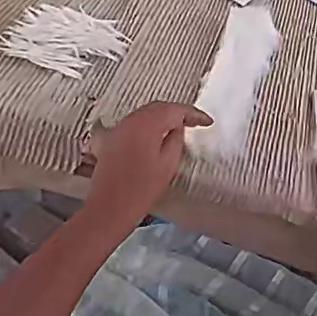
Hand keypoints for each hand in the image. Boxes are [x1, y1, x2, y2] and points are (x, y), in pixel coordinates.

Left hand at [84, 103, 211, 226]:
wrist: (110, 207)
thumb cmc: (141, 189)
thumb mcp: (168, 164)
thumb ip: (176, 140)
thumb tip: (177, 128)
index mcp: (146, 124)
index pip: (175, 110)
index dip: (193, 114)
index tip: (207, 122)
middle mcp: (129, 121)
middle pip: (158, 108)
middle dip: (177, 113)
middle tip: (194, 122)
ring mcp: (117, 129)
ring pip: (144, 115)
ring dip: (162, 119)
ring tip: (178, 129)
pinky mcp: (110, 140)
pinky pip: (134, 125)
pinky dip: (148, 126)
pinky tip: (155, 137)